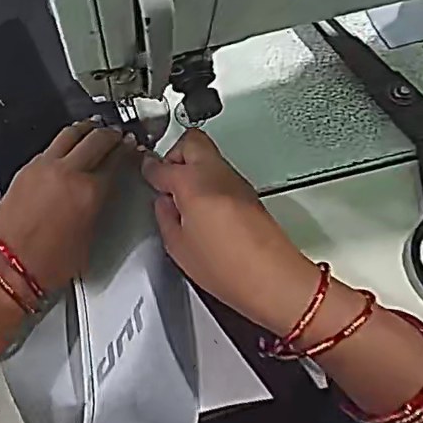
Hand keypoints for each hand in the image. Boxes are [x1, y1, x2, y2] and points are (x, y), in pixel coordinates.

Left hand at [0, 119, 134, 295]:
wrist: (9, 266)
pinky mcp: (26, 169)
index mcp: (89, 192)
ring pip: (71, 133)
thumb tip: (100, 193)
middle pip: (97, 139)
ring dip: (87, 129)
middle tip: (118, 135)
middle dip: (112, 135)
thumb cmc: (45, 263)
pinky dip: (64, 142)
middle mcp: (67, 173)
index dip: (128, 152)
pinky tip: (67, 145)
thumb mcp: (89, 239)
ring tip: (95, 127)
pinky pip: (50, 146)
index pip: (117, 161)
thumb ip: (97, 208)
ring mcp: (44, 167)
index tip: (132, 149)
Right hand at [141, 129, 321, 335]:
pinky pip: (221, 173)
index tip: (147, 171)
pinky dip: (208, 181)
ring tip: (183, 194)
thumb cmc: (232, 269)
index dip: (149, 168)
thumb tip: (164, 205)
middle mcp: (216, 174)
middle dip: (174, 154)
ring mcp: (236, 181)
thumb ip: (164, 216)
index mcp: (192, 182)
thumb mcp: (178, 247)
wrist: (276, 281)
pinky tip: (202, 206)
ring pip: (208, 154)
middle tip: (166, 175)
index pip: (162, 165)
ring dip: (193, 167)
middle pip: (191, 141)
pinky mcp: (249, 193)